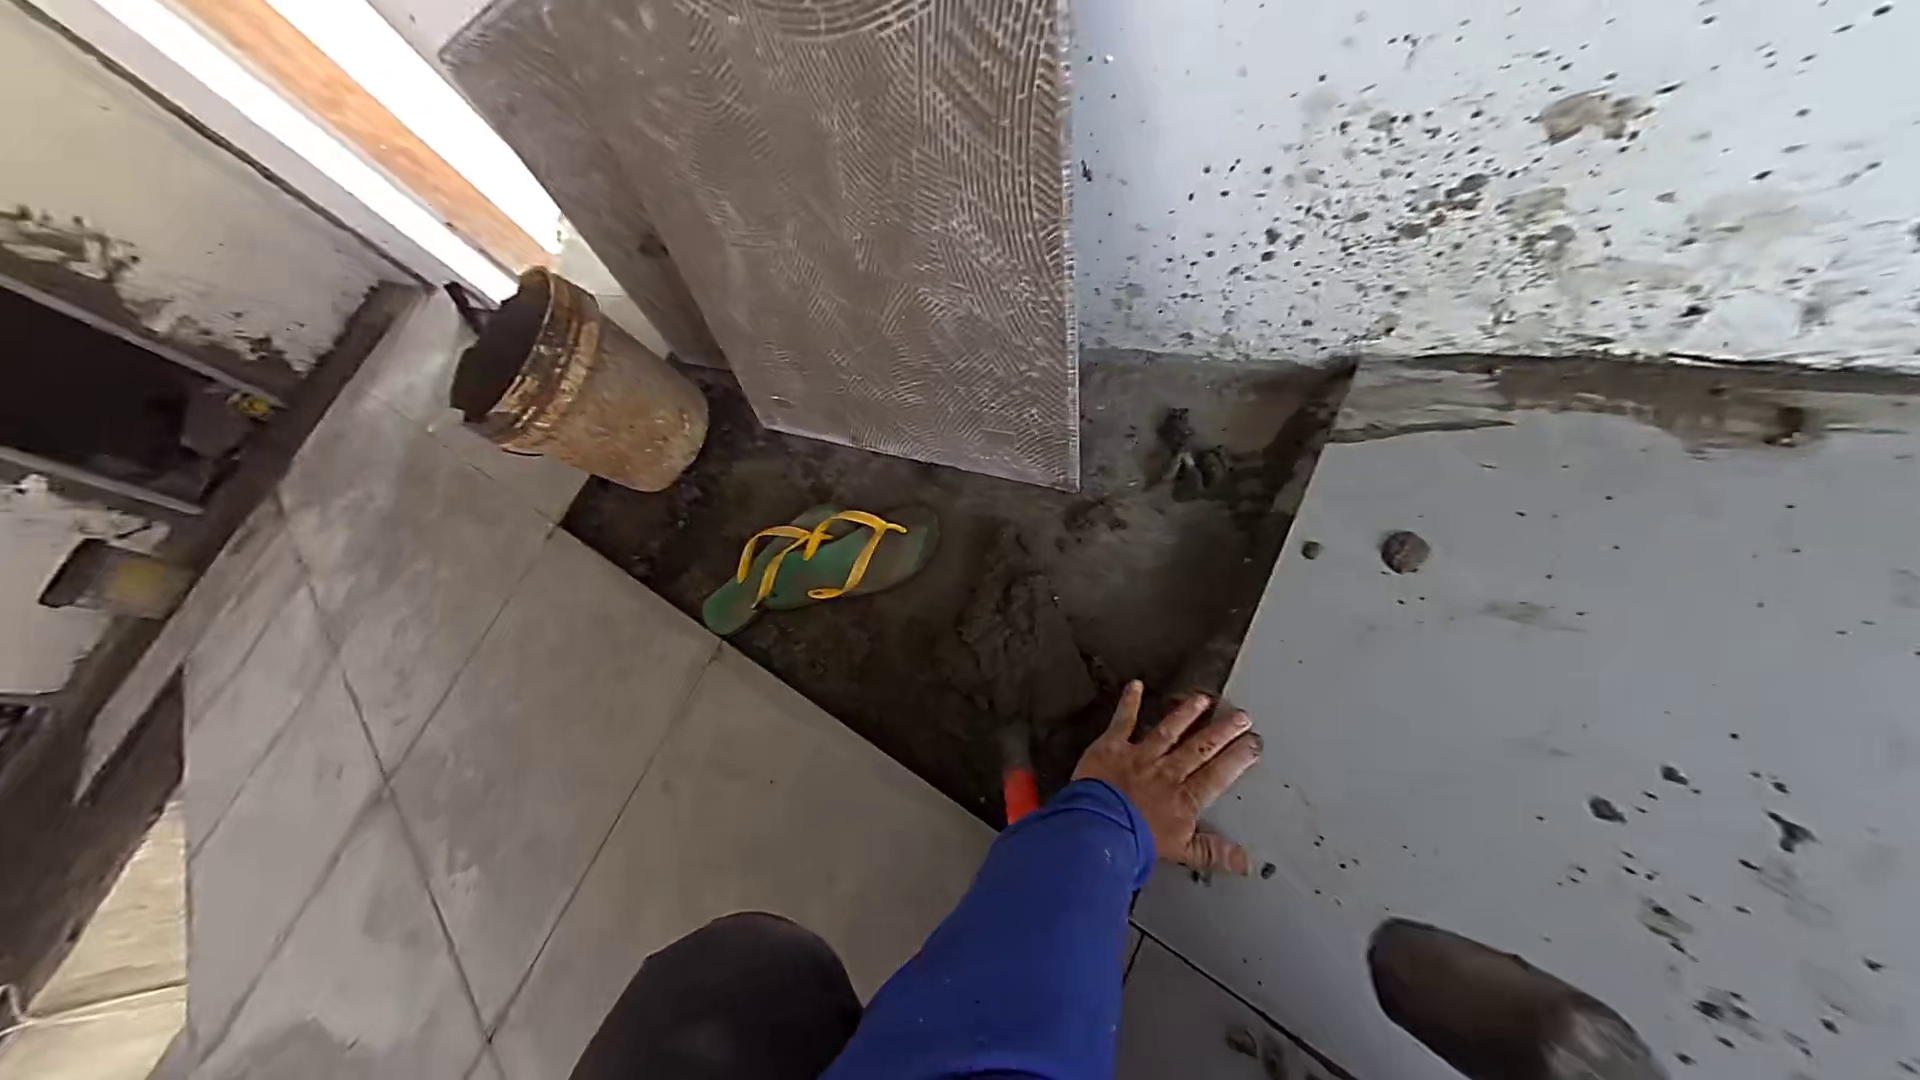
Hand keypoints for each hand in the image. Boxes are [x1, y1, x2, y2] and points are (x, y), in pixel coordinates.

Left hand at [1072, 681, 1261, 874]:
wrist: (1098, 829)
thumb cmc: (1135, 843)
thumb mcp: (1179, 851)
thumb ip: (1212, 852)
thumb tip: (1245, 862)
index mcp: (1183, 798)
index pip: (1217, 775)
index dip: (1237, 758)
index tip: (1253, 743)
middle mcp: (1166, 772)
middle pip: (1200, 747)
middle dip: (1223, 731)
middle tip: (1241, 716)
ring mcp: (1140, 755)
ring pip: (1169, 729)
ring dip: (1187, 713)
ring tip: (1203, 699)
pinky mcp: (1113, 746)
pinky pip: (1124, 721)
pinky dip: (1129, 702)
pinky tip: (1135, 685)